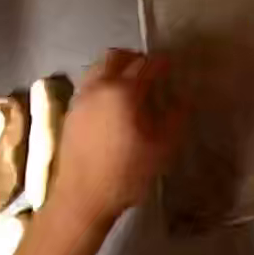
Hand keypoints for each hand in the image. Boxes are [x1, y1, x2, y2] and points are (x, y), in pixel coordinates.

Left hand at [45, 49, 181, 224]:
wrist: (82, 198)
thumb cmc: (127, 173)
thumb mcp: (162, 148)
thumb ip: (176, 118)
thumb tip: (183, 99)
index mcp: (124, 92)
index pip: (147, 65)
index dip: (162, 62)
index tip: (172, 65)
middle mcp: (99, 87)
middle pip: (116, 56)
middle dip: (135, 58)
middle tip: (151, 70)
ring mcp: (81, 99)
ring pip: (98, 68)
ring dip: (116, 68)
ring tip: (131, 84)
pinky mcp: (70, 113)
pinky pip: (88, 85)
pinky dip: (102, 82)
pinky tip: (112, 103)